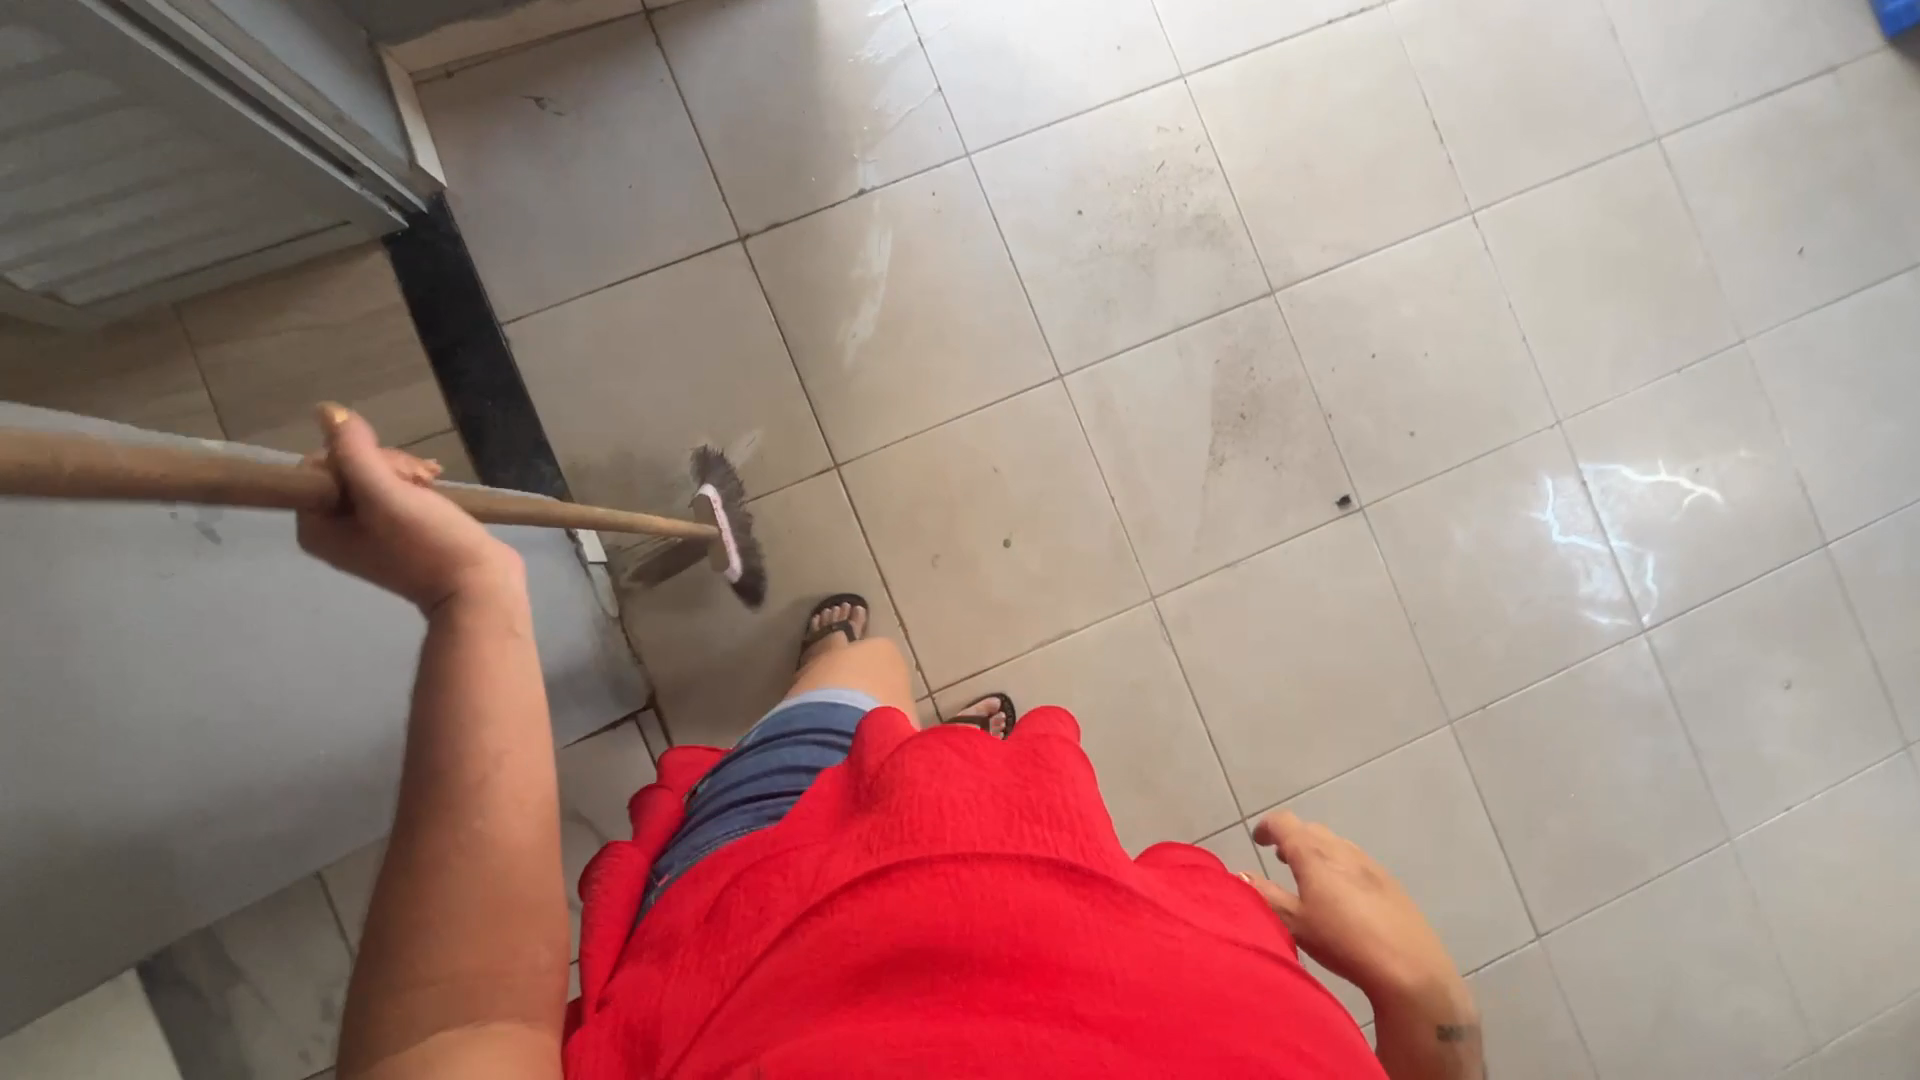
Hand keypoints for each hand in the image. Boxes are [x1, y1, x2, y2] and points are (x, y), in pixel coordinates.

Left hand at [297, 402, 522, 613]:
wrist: (479, 586)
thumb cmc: (430, 544)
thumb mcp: (389, 495)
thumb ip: (355, 453)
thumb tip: (326, 409)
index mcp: (317, 528)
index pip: (321, 466)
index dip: (360, 457)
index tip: (400, 472)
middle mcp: (335, 531)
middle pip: (349, 472)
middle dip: (388, 466)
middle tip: (425, 479)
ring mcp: (370, 535)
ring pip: (375, 481)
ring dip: (406, 473)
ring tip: (436, 482)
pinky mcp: (402, 535)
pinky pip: (395, 496)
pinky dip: (416, 486)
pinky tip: (437, 487)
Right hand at [1245, 810, 1459, 1002]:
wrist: (1412, 971)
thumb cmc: (1343, 942)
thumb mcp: (1294, 923)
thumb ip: (1265, 895)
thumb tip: (1241, 873)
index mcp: (1313, 854)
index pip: (1284, 822)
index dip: (1267, 827)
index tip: (1258, 840)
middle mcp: (1342, 850)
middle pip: (1311, 830)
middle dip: (1293, 838)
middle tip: (1281, 859)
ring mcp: (1371, 865)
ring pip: (1336, 844)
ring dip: (1318, 851)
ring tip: (1311, 876)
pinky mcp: (1392, 884)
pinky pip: (1357, 862)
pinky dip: (1340, 866)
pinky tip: (1344, 897)